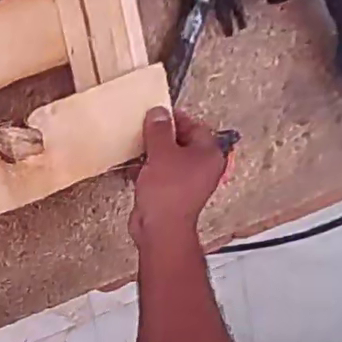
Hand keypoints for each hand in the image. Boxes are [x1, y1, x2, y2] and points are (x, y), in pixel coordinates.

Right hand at [130, 107, 230, 250]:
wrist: (160, 229)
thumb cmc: (168, 192)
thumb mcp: (162, 152)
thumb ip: (159, 130)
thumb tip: (157, 113)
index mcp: (208, 153)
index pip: (193, 126)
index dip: (174, 118)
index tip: (156, 113)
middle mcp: (201, 168)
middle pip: (181, 143)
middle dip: (161, 137)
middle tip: (143, 129)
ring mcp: (185, 183)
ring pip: (168, 160)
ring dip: (152, 154)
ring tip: (136, 147)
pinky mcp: (169, 196)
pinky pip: (158, 176)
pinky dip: (147, 171)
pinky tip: (133, 168)